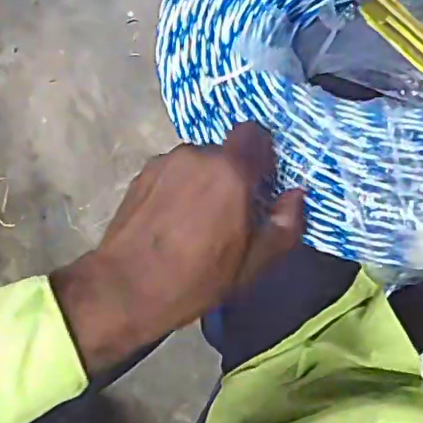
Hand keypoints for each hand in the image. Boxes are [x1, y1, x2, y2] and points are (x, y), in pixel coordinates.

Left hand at [52, 123, 304, 375]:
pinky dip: (179, 189)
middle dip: (232, 176)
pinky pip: (173, 172)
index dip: (262, 158)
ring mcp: (164, 162)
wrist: (125, 287)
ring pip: (197, 163)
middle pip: (225, 153)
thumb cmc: (196, 279)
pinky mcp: (141, 173)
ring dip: (203, 183)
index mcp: (230, 171)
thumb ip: (285, 225)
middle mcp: (196, 155)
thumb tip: (296, 196)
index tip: (261, 188)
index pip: (256, 134)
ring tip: (195, 223)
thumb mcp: (253, 264)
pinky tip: (171, 222)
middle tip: (229, 215)